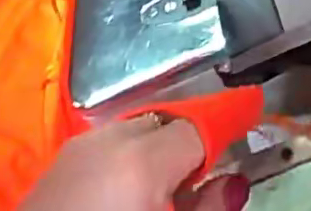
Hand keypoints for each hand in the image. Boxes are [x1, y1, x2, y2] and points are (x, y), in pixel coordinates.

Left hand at [18, 114, 248, 210]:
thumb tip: (233, 183)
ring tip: (162, 197)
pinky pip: (107, 144)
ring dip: (156, 153)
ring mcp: (80, 145)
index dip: (225, 125)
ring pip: (134, 132)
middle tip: (201, 189)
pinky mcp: (61, 159)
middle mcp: (109, 138)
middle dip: (187, 148)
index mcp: (140, 160)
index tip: (250, 114)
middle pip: (165, 125)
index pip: (195, 128)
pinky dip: (127, 159)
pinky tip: (125, 196)